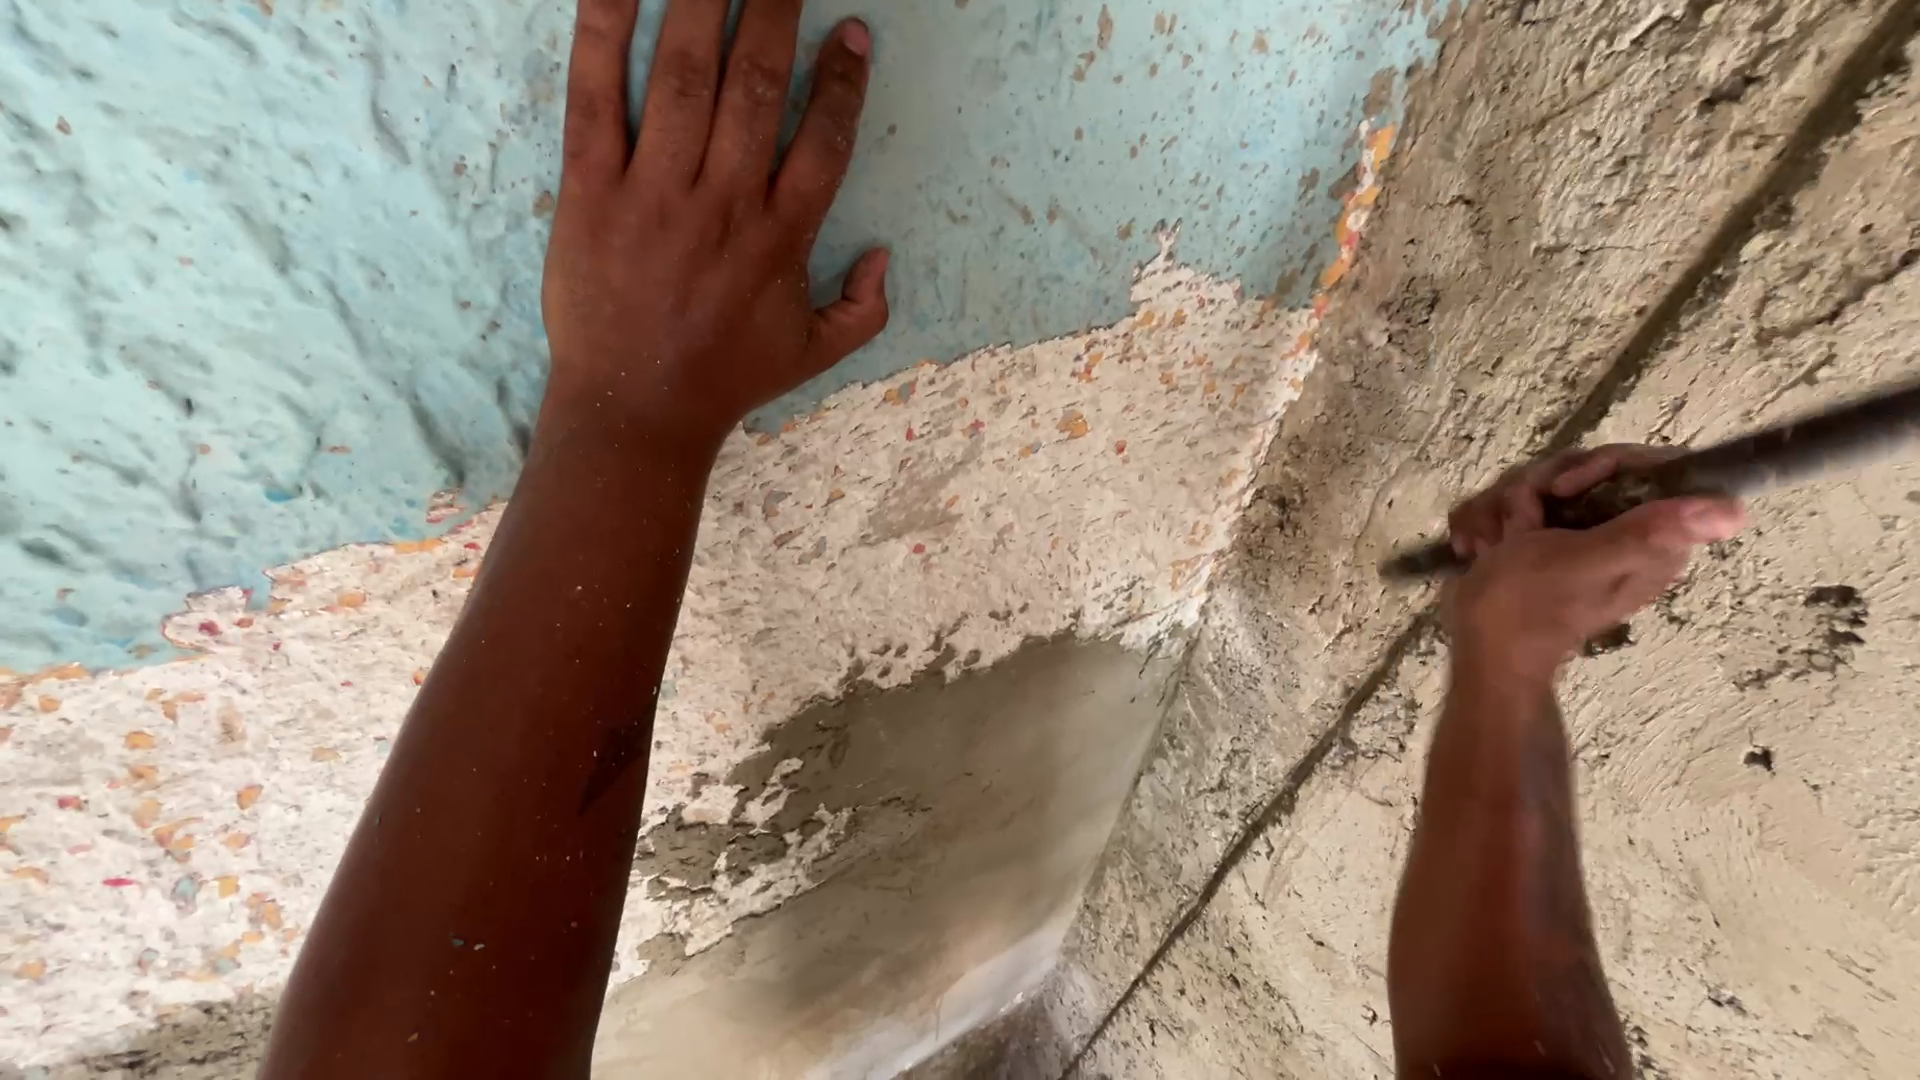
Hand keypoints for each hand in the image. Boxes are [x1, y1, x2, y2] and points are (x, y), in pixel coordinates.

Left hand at [540, 0, 889, 452]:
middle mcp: (724, 205)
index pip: (824, 142)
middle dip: (777, 13)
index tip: (852, 34)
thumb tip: (884, 255)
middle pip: (758, 88)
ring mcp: (654, 193)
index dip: (842, 82)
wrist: (638, 407)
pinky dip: (604, 29)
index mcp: (780, 241)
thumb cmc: (728, 378)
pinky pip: (594, 95)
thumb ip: (864, 311)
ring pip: (684, 75)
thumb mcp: (814, 355)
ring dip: (705, 2)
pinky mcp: (590, 190)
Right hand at [1444, 445, 1745, 681]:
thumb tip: (1734, 512)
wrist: (1478, 645)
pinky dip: (1480, 523)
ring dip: (1496, 510)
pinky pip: (1503, 505)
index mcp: (1647, 537)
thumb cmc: (1526, 607)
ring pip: (1530, 485)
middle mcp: (1614, 530)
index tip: (1560, 488)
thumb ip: (1646, 533)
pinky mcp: (1530, 540)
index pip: (1644, 468)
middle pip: (1576, 470)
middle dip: (1528, 491)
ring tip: (1486, 544)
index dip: (1600, 464)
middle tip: (1515, 523)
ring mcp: (1568, 535)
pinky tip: (1473, 548)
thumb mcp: (1583, 563)